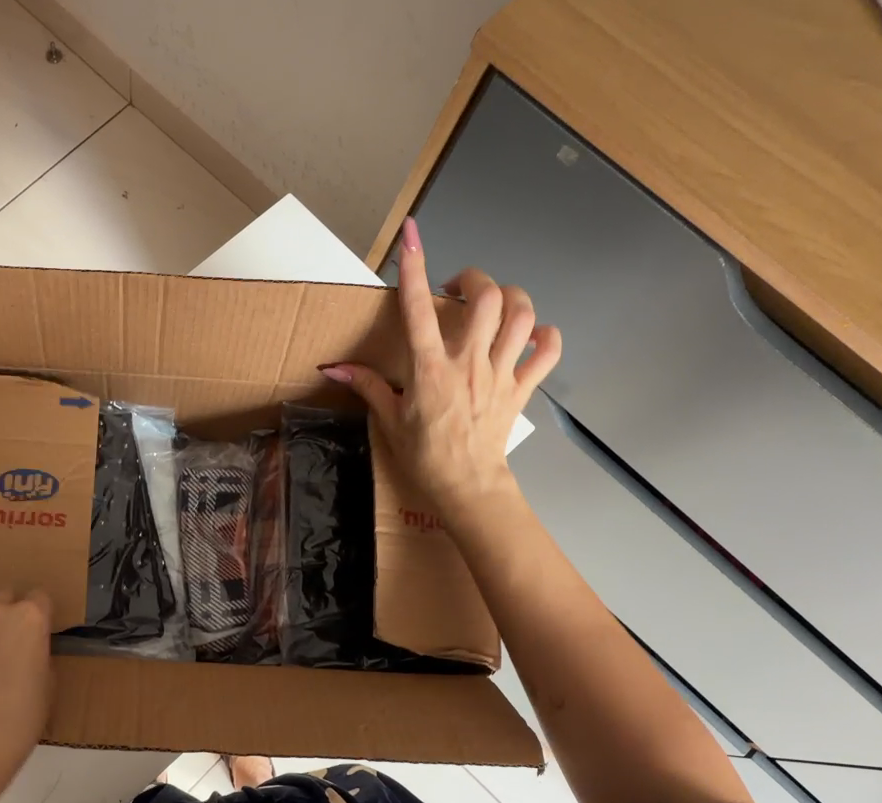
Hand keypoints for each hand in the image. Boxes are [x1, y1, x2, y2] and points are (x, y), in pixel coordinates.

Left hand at [0, 591, 53, 802]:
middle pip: (2, 595)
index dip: (39, 615)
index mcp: (28, 618)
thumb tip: (28, 651)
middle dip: (6, 612)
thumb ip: (38, 655)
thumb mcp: (47, 686)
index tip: (37, 633)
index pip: (38, 597)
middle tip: (8, 644)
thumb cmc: (18, 722)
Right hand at [322, 217, 560, 519]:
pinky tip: (532, 333)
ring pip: (521, 316)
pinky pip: (547, 352)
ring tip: (494, 303)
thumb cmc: (425, 457)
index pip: (418, 310)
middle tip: (458, 288)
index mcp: (431, 370)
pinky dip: (546, 335)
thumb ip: (368, 386)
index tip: (411, 235)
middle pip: (486, 299)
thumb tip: (334, 369)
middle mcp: (469, 363)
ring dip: (511, 297)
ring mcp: (500, 374)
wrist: (467, 487)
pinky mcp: (521, 388)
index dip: (414, 268)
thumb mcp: (389, 421)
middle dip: (473, 279)